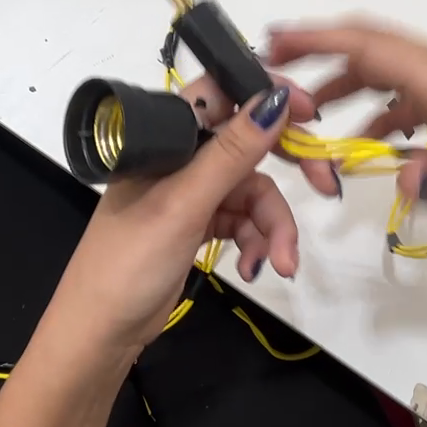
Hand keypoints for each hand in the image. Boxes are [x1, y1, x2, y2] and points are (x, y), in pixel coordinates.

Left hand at [43, 83, 301, 355]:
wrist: (101, 332)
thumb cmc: (129, 260)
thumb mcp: (184, 204)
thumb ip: (232, 153)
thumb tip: (276, 100)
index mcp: (166, 137)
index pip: (222, 95)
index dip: (266, 95)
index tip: (309, 112)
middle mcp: (180, 156)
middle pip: (248, 145)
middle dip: (287, 169)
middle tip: (325, 185)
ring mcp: (191, 192)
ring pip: (252, 191)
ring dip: (272, 225)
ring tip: (280, 263)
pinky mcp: (200, 223)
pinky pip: (243, 220)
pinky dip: (256, 241)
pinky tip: (254, 268)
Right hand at [266, 21, 426, 228]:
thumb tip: (396, 175)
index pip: (370, 44)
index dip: (319, 37)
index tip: (275, 38)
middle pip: (368, 47)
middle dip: (317, 51)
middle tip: (272, 65)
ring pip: (380, 71)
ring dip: (340, 85)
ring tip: (304, 111)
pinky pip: (399, 96)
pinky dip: (370, 109)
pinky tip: (359, 139)